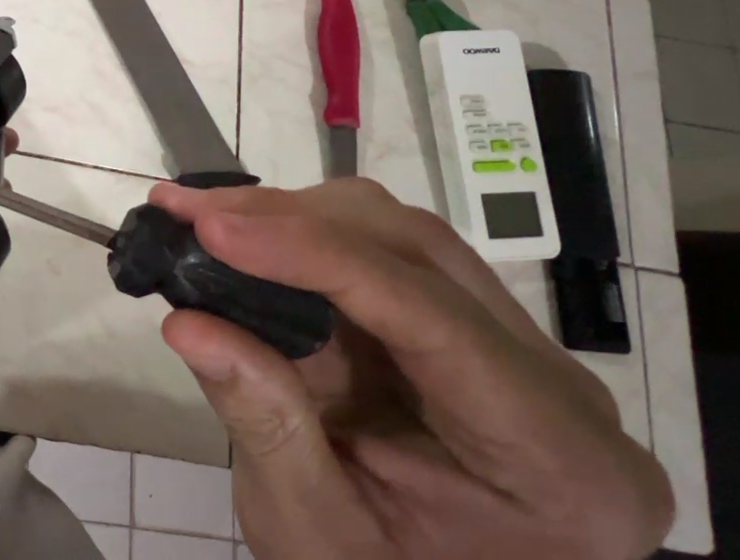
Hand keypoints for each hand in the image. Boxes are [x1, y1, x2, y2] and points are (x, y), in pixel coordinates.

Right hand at [151, 178, 672, 559]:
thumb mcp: (316, 535)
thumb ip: (265, 428)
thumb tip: (185, 322)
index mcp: (555, 459)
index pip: (430, 316)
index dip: (313, 255)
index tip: (209, 227)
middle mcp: (554, 386)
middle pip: (418, 253)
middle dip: (290, 220)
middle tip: (184, 212)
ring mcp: (512, 352)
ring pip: (399, 238)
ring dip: (289, 218)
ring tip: (197, 221)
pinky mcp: (459, 334)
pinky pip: (380, 259)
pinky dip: (298, 240)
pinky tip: (238, 241)